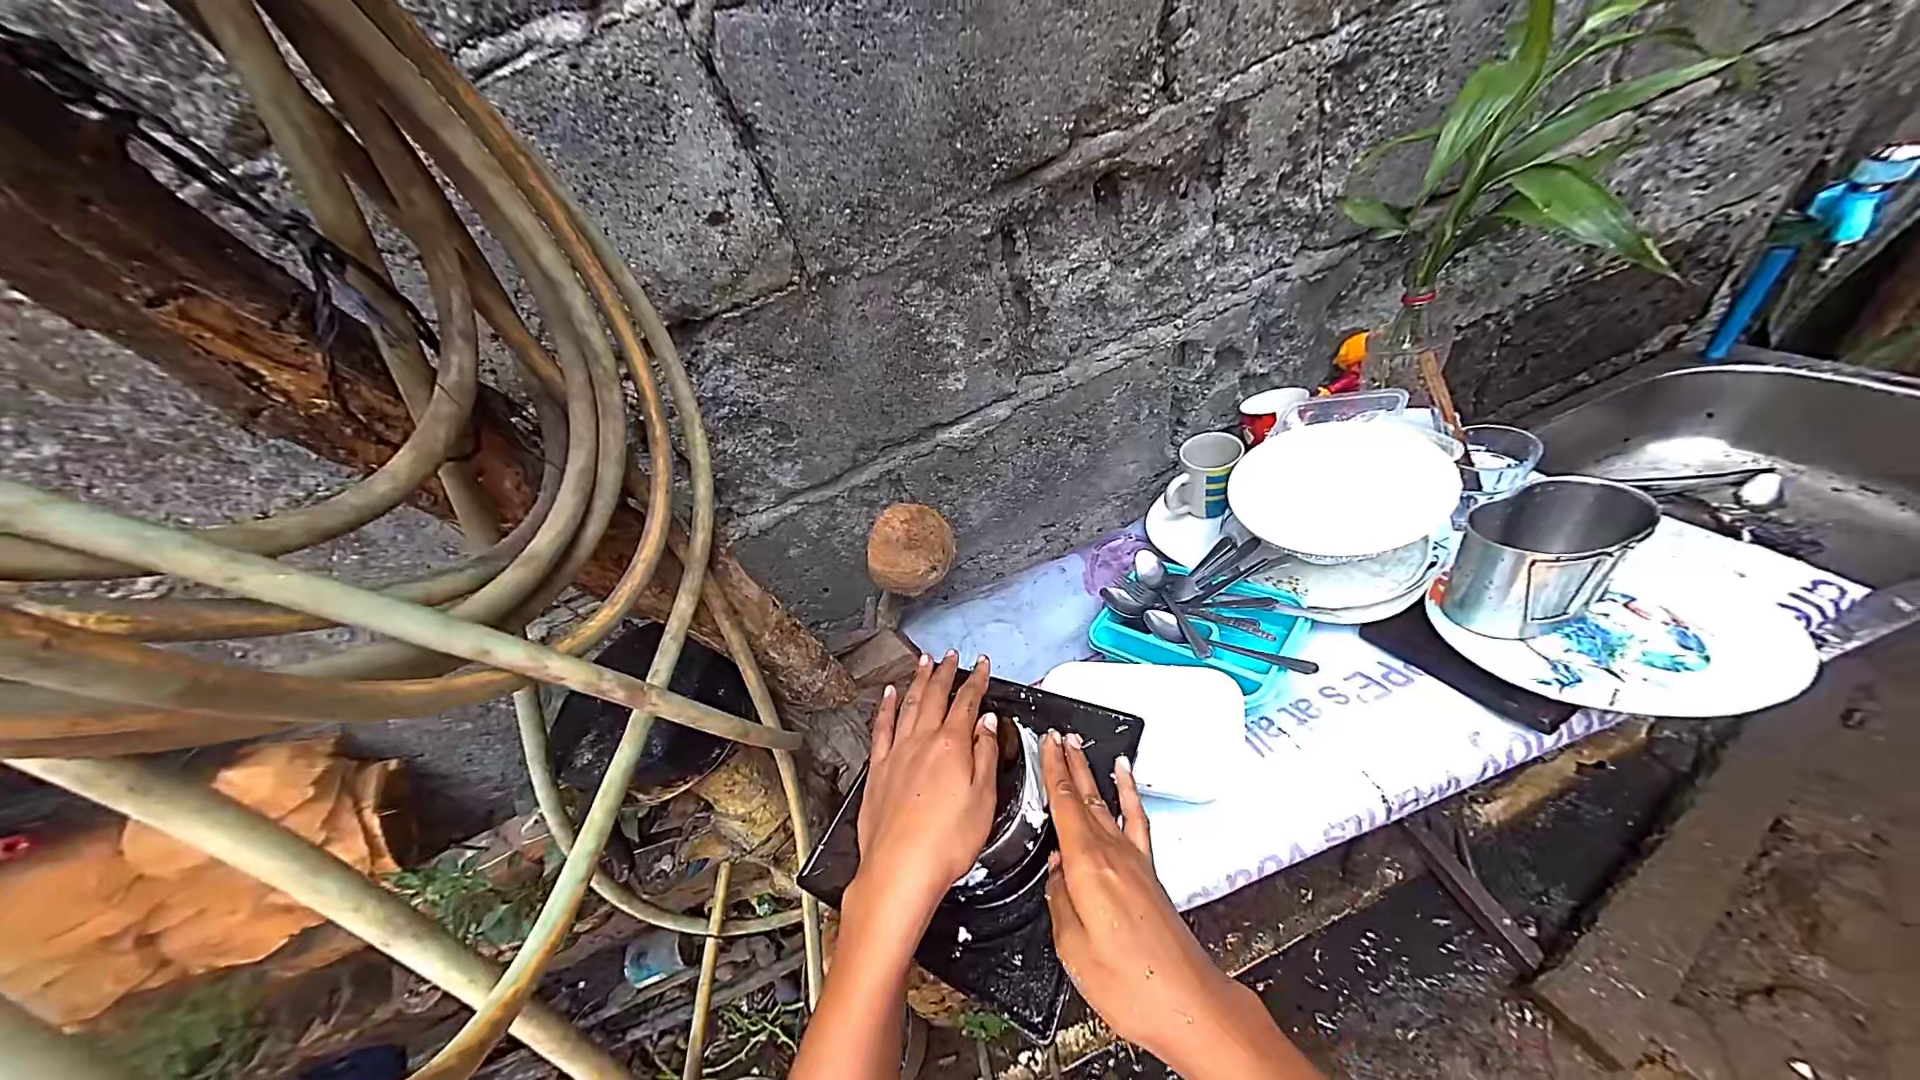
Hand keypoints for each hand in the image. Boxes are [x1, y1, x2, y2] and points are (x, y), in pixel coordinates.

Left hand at [852, 651, 998, 914]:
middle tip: (951, 656)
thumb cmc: (944, 844)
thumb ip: (985, 756)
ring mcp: (897, 753)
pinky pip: (881, 727)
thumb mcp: (983, 800)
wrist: (899, 870)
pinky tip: (887, 695)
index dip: (976, 681)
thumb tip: (986, 725)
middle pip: (935, 696)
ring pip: (908, 704)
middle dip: (946, 672)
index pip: (967, 702)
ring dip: (918, 680)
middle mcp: (922, 742)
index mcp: (951, 747)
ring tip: (923, 662)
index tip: (981, 666)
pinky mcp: (878, 769)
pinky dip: (885, 707)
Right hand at [1043, 732, 1321, 1079]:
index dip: (1053, 770)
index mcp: (1088, 867)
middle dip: (1068, 763)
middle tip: (1058, 737)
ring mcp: (1134, 861)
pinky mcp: (1148, 872)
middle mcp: (1113, 855)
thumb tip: (1055, 875)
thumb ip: (1059, 901)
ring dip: (1091, 772)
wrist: (1189, 1004)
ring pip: (1105, 802)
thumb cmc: (1133, 984)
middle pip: (1084, 796)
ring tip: (1080, 748)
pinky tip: (1126, 780)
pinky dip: (1130, 794)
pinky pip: (1137, 819)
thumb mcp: (1074, 948)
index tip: (1046, 745)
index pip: (1064, 804)